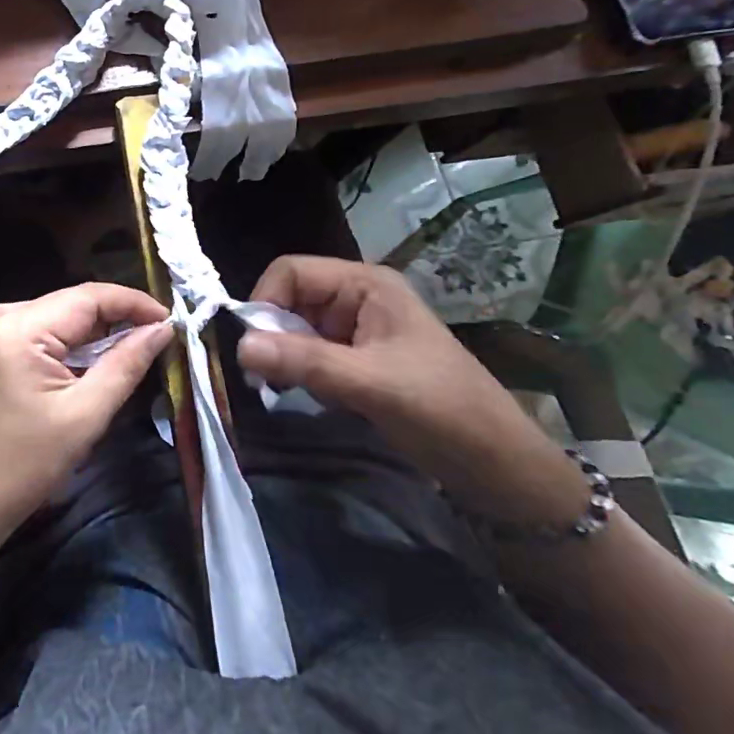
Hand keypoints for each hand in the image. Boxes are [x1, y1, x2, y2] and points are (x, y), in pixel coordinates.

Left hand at [0, 282, 173, 542]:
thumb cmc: (29, 462)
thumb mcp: (87, 413)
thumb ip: (127, 363)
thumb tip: (163, 328)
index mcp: (20, 327)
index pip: (89, 296)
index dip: (134, 303)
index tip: (171, 320)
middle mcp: (6, 315)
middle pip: (77, 303)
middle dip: (120, 317)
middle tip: (161, 336)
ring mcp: (0, 328)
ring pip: (67, 316)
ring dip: (103, 331)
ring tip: (141, 347)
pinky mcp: (2, 344)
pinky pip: (52, 331)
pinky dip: (80, 344)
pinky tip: (104, 359)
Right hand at [237, 255, 585, 528]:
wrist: (494, 461)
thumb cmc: (440, 409)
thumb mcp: (370, 383)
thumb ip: (304, 361)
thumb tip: (239, 346)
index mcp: (365, 284)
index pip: (291, 271)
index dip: (265, 301)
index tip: (253, 346)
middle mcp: (357, 298)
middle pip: (290, 299)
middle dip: (274, 335)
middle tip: (266, 377)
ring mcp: (357, 330)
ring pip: (296, 330)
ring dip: (286, 358)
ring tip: (291, 389)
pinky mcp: (357, 360)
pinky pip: (310, 355)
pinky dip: (301, 373)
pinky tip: (313, 397)